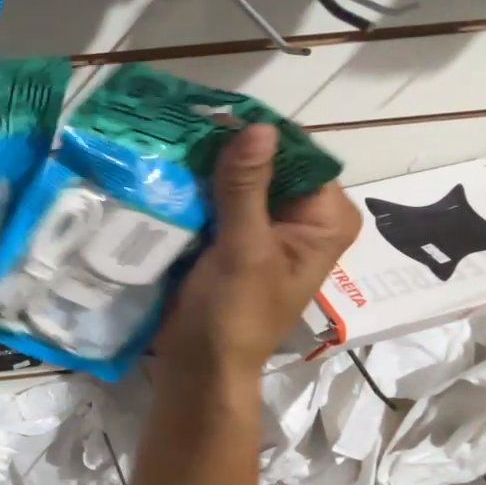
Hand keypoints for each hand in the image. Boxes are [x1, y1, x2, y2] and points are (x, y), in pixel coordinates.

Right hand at [157, 125, 361, 378]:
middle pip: (265, 168)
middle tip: (179, 128)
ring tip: (165, 147)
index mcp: (323, 219)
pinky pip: (212, 204)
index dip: (259, 137)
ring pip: (234, 184)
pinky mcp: (225, 242)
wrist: (198, 367)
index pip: (299, 157)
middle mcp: (298, 219)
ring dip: (202, 171)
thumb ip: (246, 189)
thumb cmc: (233, 315)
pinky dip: (191, 193)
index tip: (212, 117)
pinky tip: (162, 177)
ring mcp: (259, 231)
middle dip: (225, 152)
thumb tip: (256, 127)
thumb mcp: (243, 249)